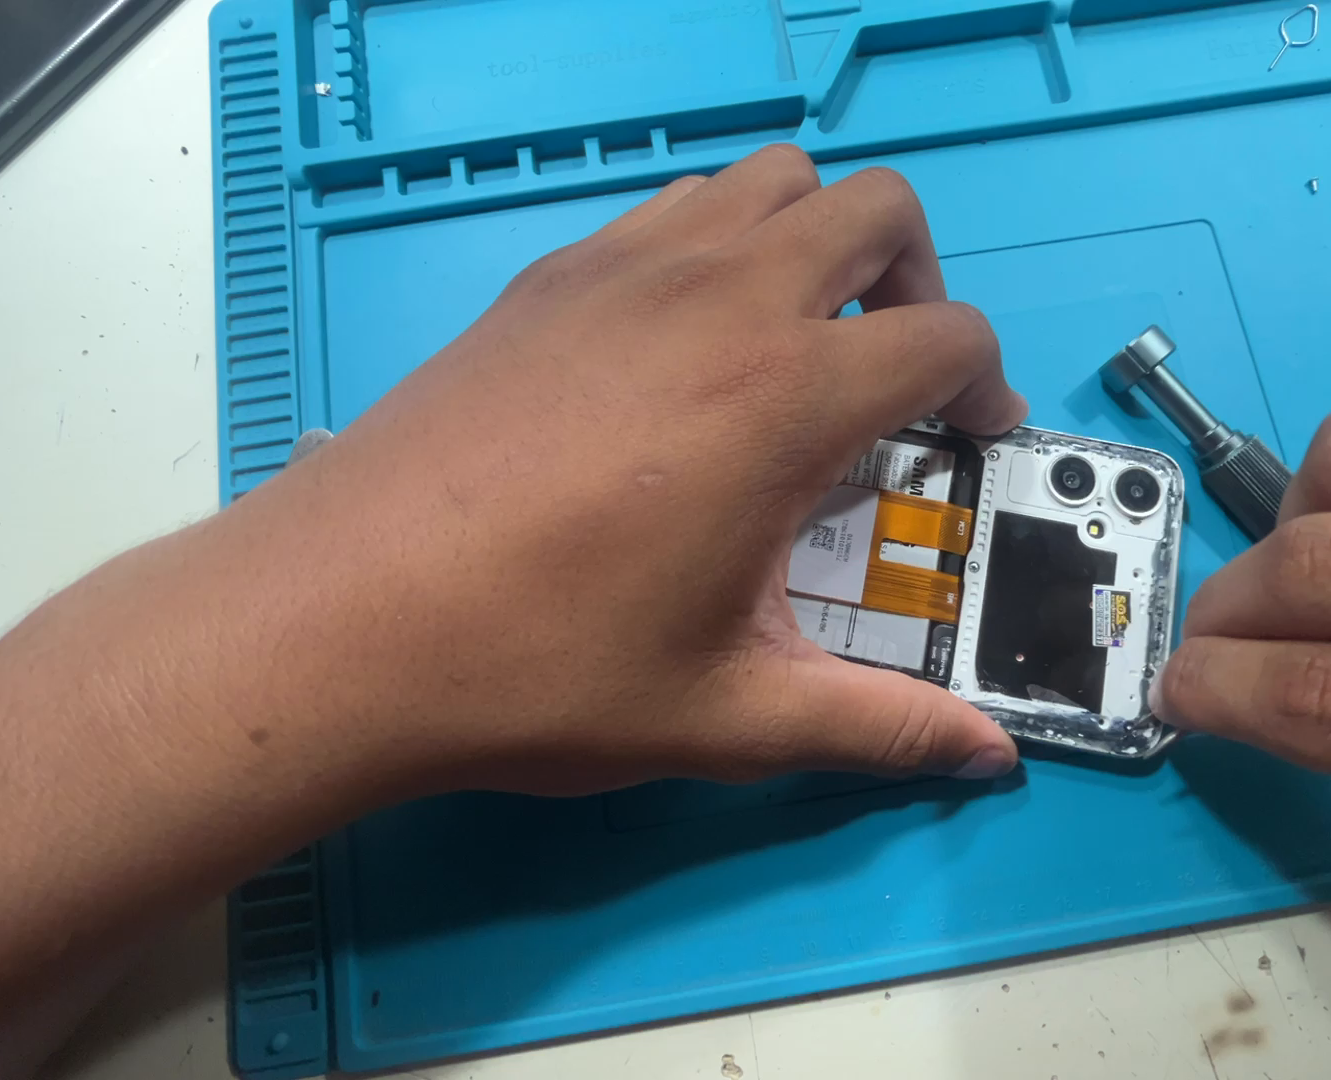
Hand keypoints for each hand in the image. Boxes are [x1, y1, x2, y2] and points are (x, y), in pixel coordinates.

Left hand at [199, 145, 1024, 795]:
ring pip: (772, 184)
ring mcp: (627, 269)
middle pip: (877, 211)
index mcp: (783, 397)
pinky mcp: (552, 276)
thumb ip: (881, 727)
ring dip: (819, 247)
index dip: (986, 385)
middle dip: (917, 283)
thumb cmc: (544, 670)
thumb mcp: (733, 714)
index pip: (947, 334)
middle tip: (894, 374)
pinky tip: (689, 342)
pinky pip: (677, 209)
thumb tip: (991, 760)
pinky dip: (724, 245)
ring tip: (797, 343)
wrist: (339, 623)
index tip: (973, 435)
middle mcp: (720, 298)